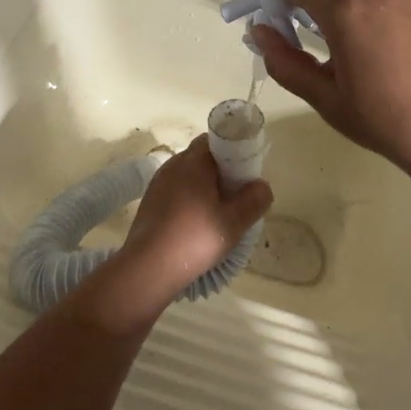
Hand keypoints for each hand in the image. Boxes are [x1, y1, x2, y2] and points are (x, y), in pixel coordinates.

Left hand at [117, 136, 272, 306]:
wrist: (148, 268)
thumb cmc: (194, 239)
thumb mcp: (235, 223)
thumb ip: (254, 200)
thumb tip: (262, 186)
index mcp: (193, 162)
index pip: (215, 140)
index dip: (233, 152)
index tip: (244, 174)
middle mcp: (173, 166)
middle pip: (201, 157)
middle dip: (220, 171)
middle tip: (236, 196)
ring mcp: (158, 184)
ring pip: (188, 175)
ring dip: (204, 186)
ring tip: (218, 213)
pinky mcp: (150, 202)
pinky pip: (176, 191)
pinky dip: (189, 199)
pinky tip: (196, 223)